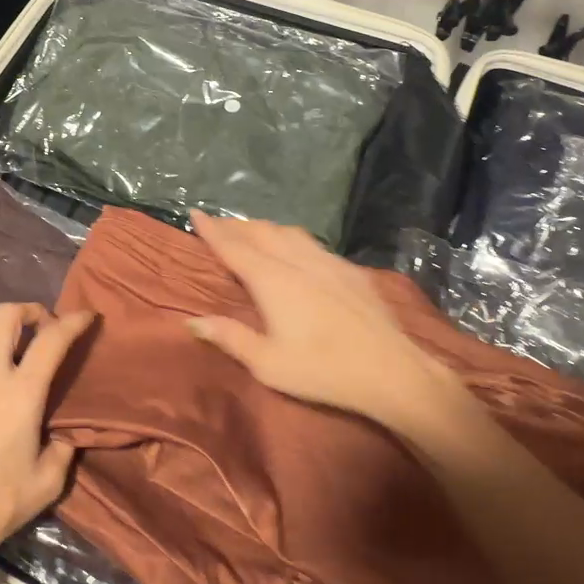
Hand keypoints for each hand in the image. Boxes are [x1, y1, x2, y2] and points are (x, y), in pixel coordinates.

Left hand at [0, 302, 96, 572]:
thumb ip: (63, 448)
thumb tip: (64, 432)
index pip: (52, 340)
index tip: (85, 316)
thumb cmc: (0, 503)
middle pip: (5, 315)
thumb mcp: (49, 481)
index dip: (72, 321)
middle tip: (38, 326)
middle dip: (27, 311)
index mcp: (23, 394)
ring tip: (3, 351)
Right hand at [186, 211, 455, 428]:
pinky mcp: (350, 271)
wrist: (390, 371)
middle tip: (218, 225)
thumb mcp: (268, 364)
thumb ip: (230, 338)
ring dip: (264, 228)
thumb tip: (192, 321)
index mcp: (271, 280)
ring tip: (252, 233)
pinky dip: (292, 239)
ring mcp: (327, 262)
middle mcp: (296, 261)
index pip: (234, 247)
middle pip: (259, 232)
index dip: (212, 230)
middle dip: (235, 226)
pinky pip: (312, 243)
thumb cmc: (323, 371)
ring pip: (288, 232)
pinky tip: (296, 251)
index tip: (195, 213)